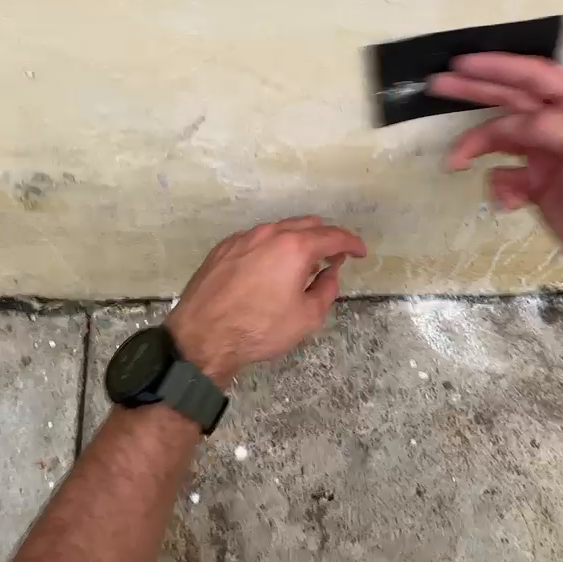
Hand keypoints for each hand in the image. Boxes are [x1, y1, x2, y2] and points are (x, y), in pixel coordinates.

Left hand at [166, 217, 367, 386]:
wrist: (203, 336)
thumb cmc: (259, 329)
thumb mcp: (306, 317)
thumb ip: (327, 289)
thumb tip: (330, 271)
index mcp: (295, 247)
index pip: (333, 236)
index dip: (351, 243)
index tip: (359, 253)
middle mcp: (269, 233)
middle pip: (307, 225)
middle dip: (325, 238)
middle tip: (333, 258)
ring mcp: (243, 238)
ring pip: (279, 229)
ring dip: (297, 241)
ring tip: (302, 264)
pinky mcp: (223, 248)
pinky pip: (256, 239)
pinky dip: (272, 247)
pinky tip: (270, 268)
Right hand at [430, 53, 562, 286]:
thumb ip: (549, 126)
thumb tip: (508, 124)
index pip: (534, 76)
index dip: (498, 66)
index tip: (462, 63)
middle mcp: (561, 125)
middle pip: (510, 100)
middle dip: (474, 91)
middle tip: (438, 84)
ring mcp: (547, 156)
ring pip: (500, 140)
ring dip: (476, 147)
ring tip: (453, 161)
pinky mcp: (536, 186)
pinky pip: (504, 176)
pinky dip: (498, 186)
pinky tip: (507, 201)